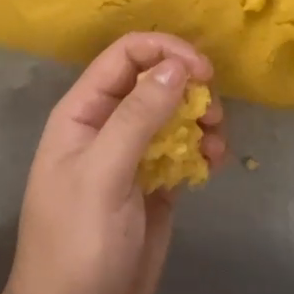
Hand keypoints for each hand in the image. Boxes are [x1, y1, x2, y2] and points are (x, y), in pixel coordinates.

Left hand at [3, 33, 227, 293]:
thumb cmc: (77, 242)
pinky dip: (204, 148)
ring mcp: (133, 154)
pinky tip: (214, 164)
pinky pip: (185, 148)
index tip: (203, 72)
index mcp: (84, 113)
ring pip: (175, 112)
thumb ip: (137, 116)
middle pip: (156, 79)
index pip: (126, 55)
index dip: (166, 51)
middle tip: (212, 112)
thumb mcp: (102, 175)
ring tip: (216, 143)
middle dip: (189, 87)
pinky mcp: (155, 182)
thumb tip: (177, 65)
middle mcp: (109, 125)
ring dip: (202, 119)